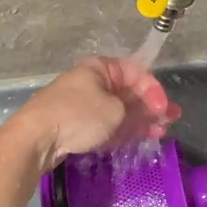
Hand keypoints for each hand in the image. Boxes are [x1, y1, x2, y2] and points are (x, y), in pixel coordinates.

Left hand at [7, 56, 180, 170]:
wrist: (36, 137)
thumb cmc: (78, 116)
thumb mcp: (114, 110)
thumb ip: (135, 111)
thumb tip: (144, 114)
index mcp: (100, 68)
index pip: (136, 73)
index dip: (154, 90)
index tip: (163, 109)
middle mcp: (91, 82)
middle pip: (128, 92)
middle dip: (150, 106)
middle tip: (170, 120)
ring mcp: (83, 104)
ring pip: (118, 110)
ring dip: (140, 120)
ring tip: (160, 131)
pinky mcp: (77, 125)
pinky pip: (106, 125)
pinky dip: (122, 130)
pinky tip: (139, 138)